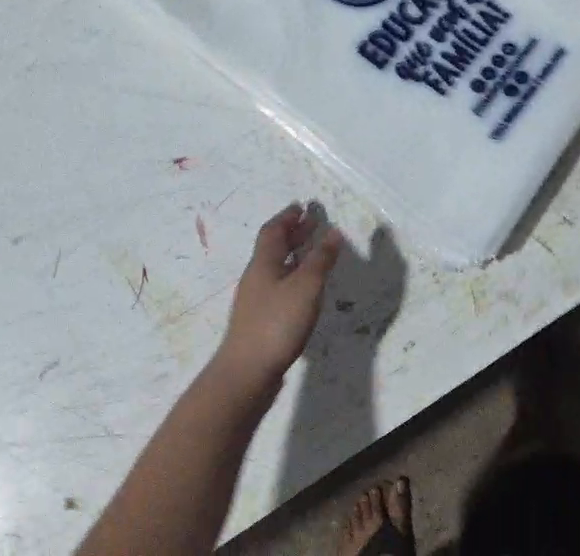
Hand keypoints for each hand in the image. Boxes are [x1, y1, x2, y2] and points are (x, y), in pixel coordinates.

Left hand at [218, 205, 341, 388]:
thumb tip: (333, 232)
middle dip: (293, 233)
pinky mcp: (260, 320)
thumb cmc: (277, 323)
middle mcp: (257, 277)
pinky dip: (293, 276)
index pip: (273, 231)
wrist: (246, 373)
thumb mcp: (306, 286)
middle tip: (312, 222)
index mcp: (264, 263)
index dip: (288, 217)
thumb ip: (321, 259)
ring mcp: (256, 300)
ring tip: (314, 251)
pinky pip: (278, 285)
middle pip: (273, 247)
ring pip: (276, 267)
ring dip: (294, 254)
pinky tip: (304, 288)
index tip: (302, 207)